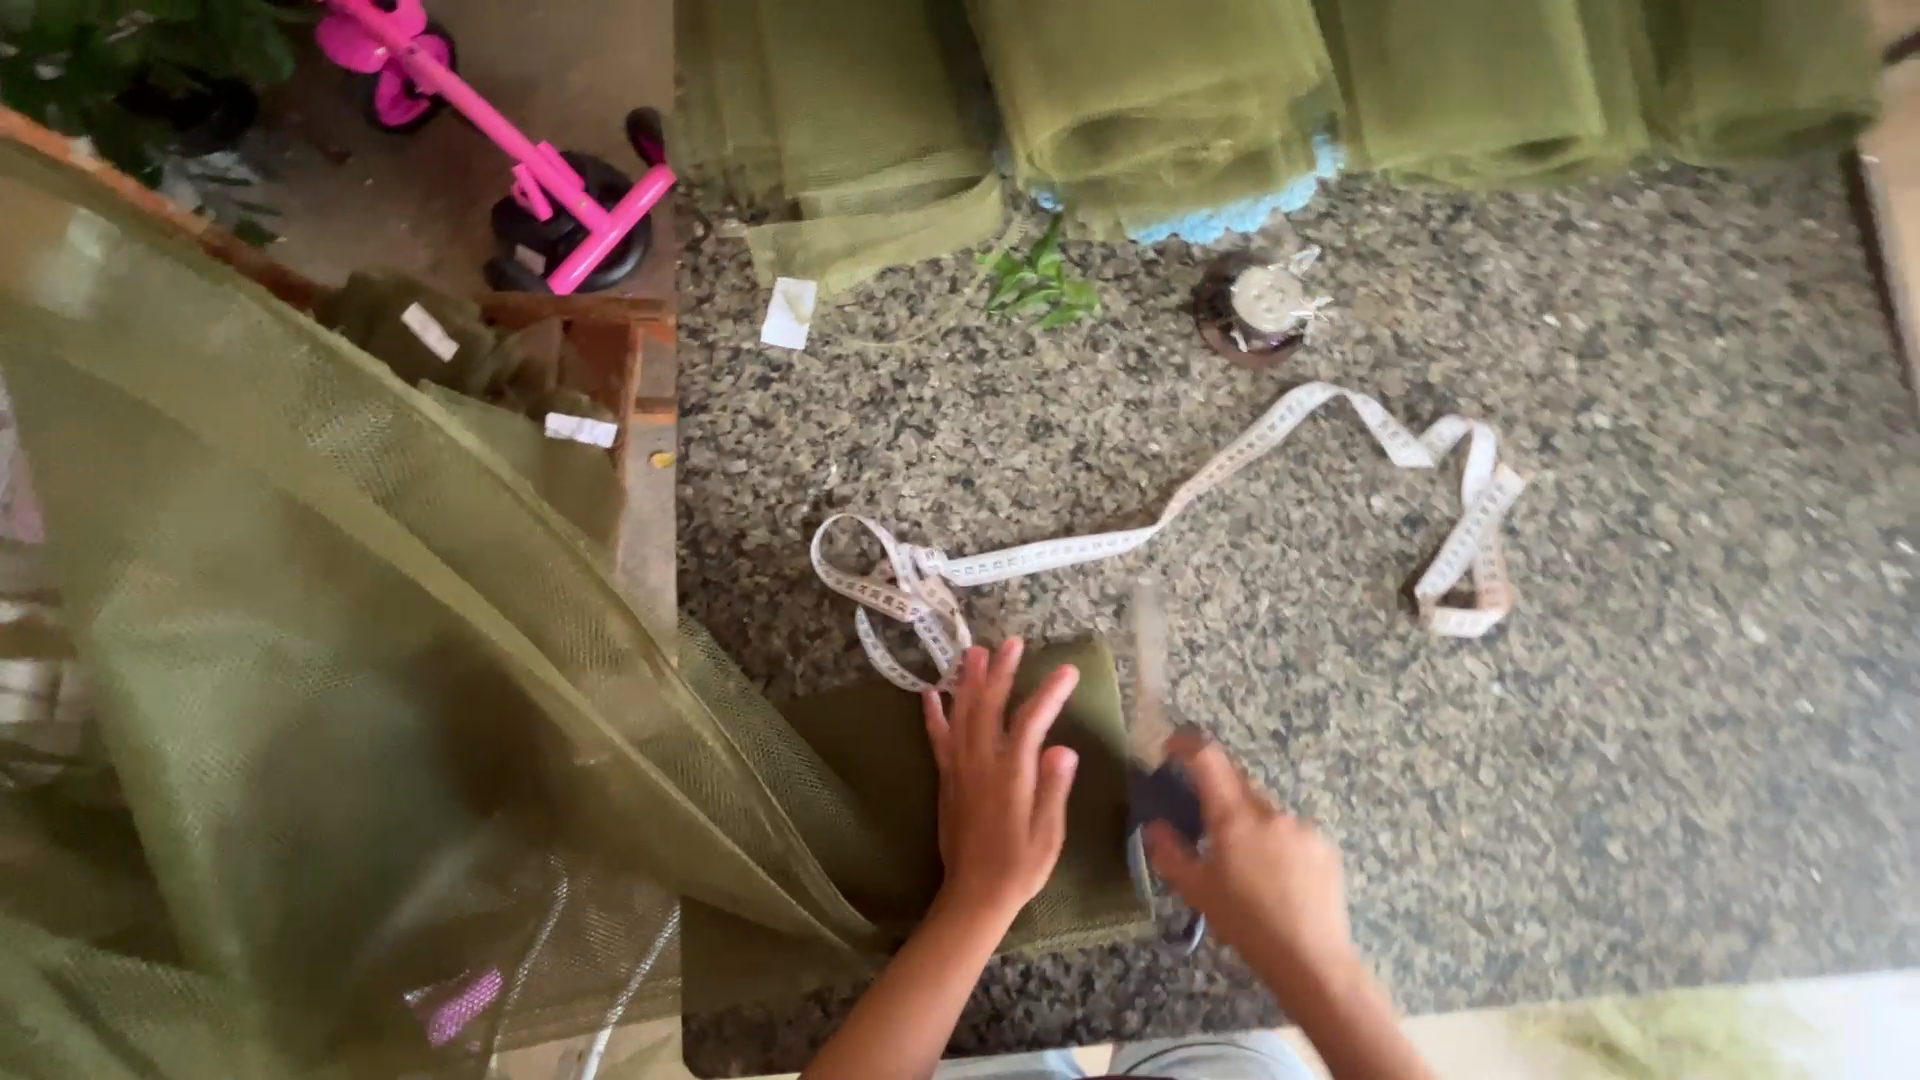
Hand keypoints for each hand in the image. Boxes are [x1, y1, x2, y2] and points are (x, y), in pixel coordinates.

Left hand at [922, 639, 1080, 923]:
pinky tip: (929, 692)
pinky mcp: (946, 778)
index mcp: (1012, 775)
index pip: (1031, 722)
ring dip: (967, 680)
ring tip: (973, 650)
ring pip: (961, 714)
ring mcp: (959, 768)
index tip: (1068, 671)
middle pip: (989, 706)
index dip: (1050, 694)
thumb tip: (1064, 748)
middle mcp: (981, 763)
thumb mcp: (1048, 834)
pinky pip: (937, 738)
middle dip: (1001, 671)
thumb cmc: (1019, 867)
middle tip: (1012, 643)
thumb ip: (1053, 790)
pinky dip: (933, 713)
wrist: (974, 895)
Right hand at [1144, 733, 1359, 996]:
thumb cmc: (1245, 924)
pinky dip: (1275, 840)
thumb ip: (1169, 851)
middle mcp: (1269, 811)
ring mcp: (1301, 826)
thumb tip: (1154, 826)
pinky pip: (1290, 829)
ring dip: (1248, 820)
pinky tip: (1275, 874)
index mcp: (1233, 817)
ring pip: (1264, 808)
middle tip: (1204, 820)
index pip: (1208, 757)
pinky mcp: (1323, 845)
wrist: (1312, 961)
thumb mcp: (1196, 890)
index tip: (1170, 747)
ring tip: (1244, 860)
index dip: (1186, 743)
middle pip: (1236, 781)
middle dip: (1217, 791)